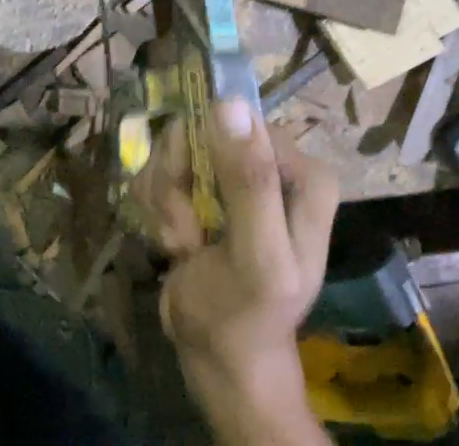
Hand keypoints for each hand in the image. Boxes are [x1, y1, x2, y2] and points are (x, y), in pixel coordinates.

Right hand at [132, 101, 338, 441]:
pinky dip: (156, 211)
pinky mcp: (199, 194)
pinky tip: (173, 245)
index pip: (237, 123)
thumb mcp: (257, 253)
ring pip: (170, 154)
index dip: (207, 155)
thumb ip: (249, 181)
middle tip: (189, 231)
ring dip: (165, 204)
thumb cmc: (247, 313)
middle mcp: (269, 169)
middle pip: (197, 135)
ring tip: (184, 246)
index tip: (197, 198)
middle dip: (178, 185)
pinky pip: (158, 174)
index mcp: (302, 175)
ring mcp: (230, 180)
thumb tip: (229, 102)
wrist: (218, 357)